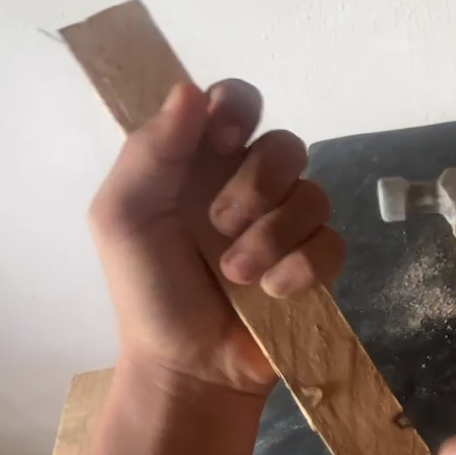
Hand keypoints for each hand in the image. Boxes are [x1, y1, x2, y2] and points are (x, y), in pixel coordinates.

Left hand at [87, 80, 344, 395]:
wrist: (186, 365)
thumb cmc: (148, 289)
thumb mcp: (123, 216)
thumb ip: (151, 152)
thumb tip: (190, 89)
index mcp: (203, 163)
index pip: (238, 102)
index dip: (239, 109)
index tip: (220, 142)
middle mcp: (251, 186)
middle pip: (288, 144)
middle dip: (258, 183)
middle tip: (222, 222)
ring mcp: (289, 226)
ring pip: (314, 195)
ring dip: (273, 235)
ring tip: (238, 274)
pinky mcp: (316, 265)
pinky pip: (332, 244)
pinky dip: (302, 267)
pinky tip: (274, 292)